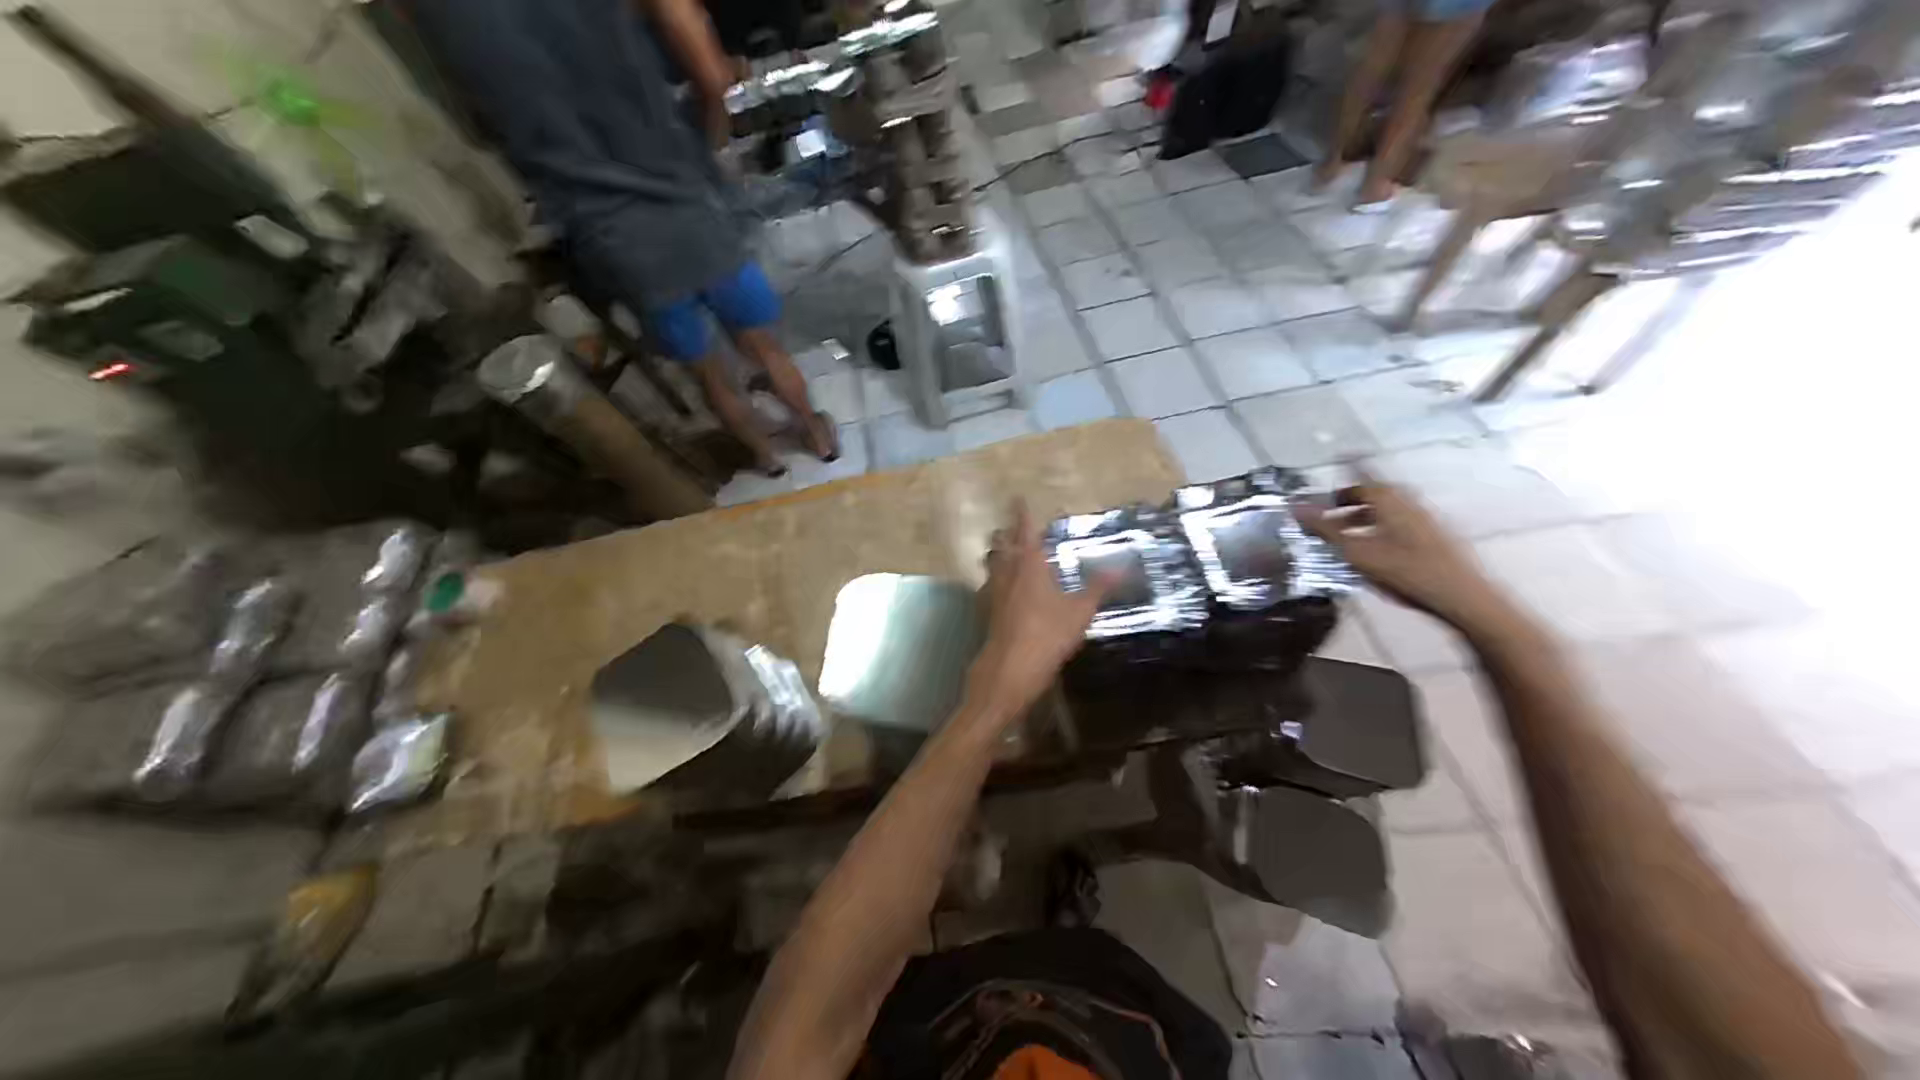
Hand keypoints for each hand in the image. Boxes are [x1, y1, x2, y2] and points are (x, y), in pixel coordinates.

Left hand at [968, 500, 1111, 715]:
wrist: (1009, 669)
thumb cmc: (1047, 634)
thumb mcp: (1080, 611)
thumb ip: (1098, 588)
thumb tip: (1122, 568)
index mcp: (1028, 564)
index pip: (1024, 530)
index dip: (1022, 514)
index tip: (1018, 497)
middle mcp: (1007, 572)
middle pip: (1002, 545)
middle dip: (1007, 533)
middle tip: (1013, 527)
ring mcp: (994, 593)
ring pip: (993, 564)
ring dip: (999, 554)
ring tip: (1007, 552)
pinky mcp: (988, 612)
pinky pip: (991, 586)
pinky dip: (998, 579)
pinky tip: (1005, 590)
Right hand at [1295, 464, 1510, 631]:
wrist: (1462, 597)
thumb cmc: (1404, 570)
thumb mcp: (1355, 551)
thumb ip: (1323, 528)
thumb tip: (1293, 506)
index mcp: (1389, 498)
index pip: (1360, 475)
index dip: (1343, 473)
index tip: (1329, 475)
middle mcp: (1408, 501)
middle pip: (1374, 493)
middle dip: (1349, 500)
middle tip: (1328, 513)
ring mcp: (1425, 518)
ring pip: (1386, 510)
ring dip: (1363, 517)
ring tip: (1344, 536)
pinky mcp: (1435, 537)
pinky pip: (1398, 523)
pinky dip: (1379, 528)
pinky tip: (1372, 550)